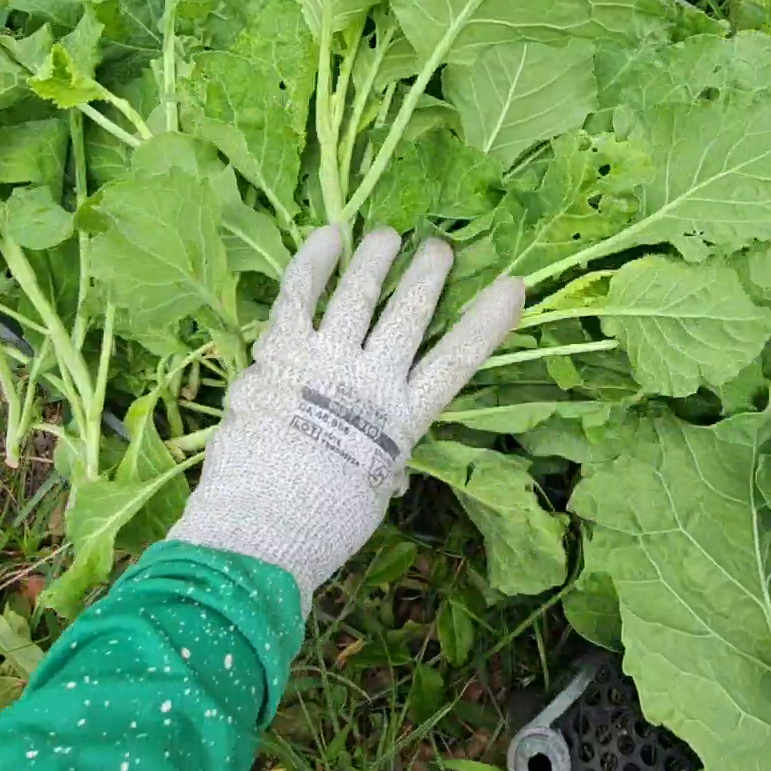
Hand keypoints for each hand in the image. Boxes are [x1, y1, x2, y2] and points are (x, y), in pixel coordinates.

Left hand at [167, 225, 524, 597]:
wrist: (259, 535)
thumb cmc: (321, 526)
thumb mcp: (371, 493)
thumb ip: (380, 460)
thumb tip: (386, 461)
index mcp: (401, 420)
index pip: (456, 362)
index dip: (487, 323)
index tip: (511, 286)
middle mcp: (370, 381)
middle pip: (408, 316)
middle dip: (427, 277)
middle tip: (439, 248)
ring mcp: (324, 361)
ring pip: (358, 295)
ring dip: (375, 260)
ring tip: (388, 235)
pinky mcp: (281, 352)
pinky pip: (299, 296)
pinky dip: (313, 263)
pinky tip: (329, 237)